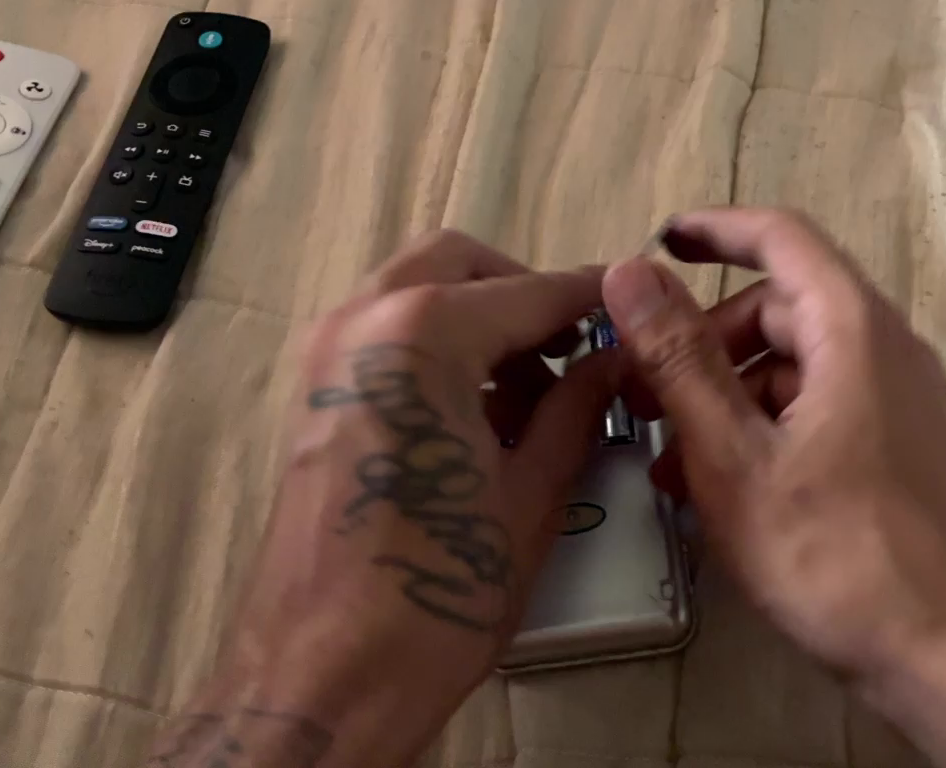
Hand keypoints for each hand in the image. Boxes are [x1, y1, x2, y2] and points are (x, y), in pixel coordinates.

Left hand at [148, 230, 617, 767]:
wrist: (318, 685)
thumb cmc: (439, 591)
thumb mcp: (534, 493)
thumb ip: (578, 406)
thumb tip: (614, 359)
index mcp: (424, 336)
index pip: (532, 292)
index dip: (591, 296)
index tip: (631, 299)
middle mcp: (364, 321)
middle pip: (461, 261)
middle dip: (523, 291)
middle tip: (570, 345)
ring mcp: (327, 354)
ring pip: (419, 288)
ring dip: (481, 315)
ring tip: (531, 388)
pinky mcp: (313, 391)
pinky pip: (389, 330)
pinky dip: (441, 341)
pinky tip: (480, 407)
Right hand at [603, 208, 945, 767]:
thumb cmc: (838, 552)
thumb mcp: (735, 456)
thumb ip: (678, 359)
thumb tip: (629, 272)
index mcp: (851, 326)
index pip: (780, 236)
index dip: (715, 229)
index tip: (658, 240)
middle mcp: (882, 345)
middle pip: (779, 307)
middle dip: (704, 338)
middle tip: (640, 386)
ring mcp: (894, 396)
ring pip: (793, 362)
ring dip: (725, 390)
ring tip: (668, 452)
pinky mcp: (895, 442)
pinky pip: (816, 404)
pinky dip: (762, 423)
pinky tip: (718, 481)